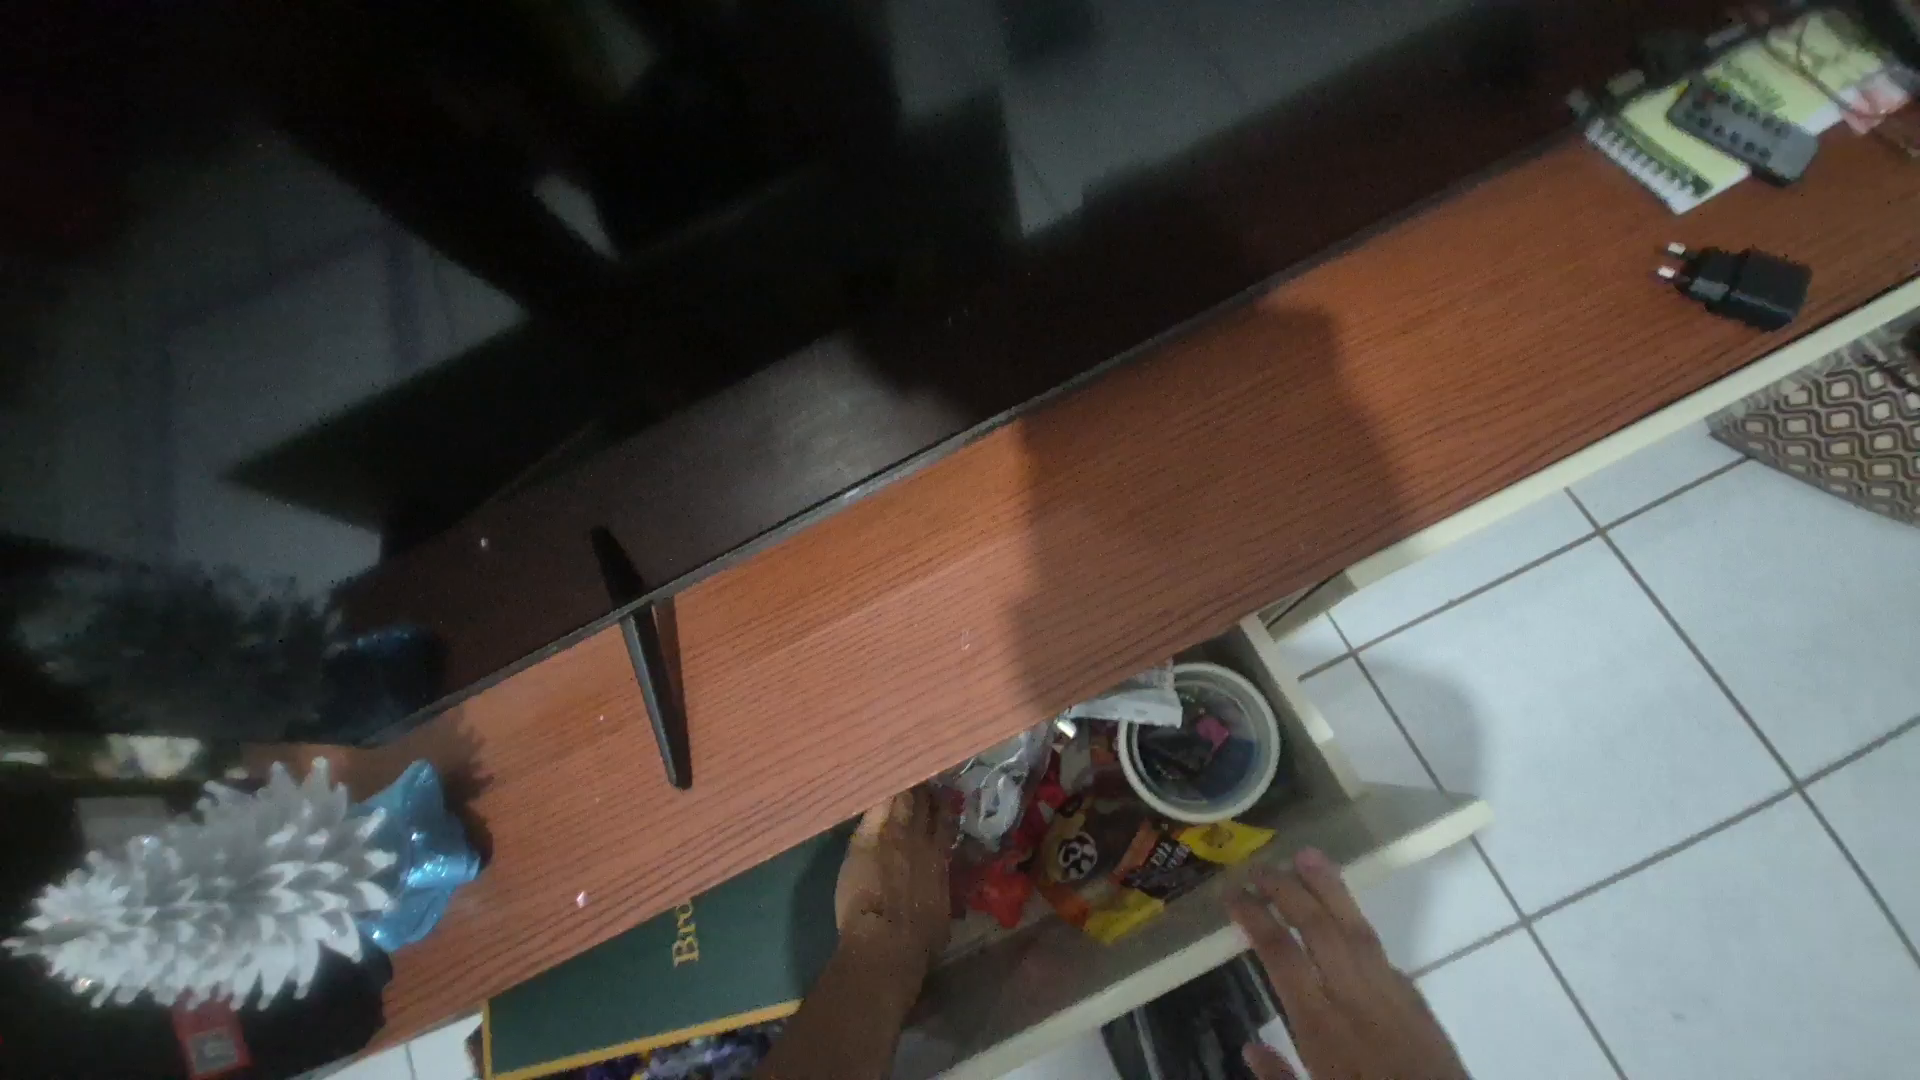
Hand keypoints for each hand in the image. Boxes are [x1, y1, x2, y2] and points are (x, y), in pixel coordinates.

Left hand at [836, 788, 954, 973]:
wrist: (887, 940)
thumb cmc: (920, 939)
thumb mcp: (943, 913)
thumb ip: (943, 890)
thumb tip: (945, 885)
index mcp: (940, 857)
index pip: (946, 821)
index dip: (945, 807)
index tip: (943, 796)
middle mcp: (920, 839)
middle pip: (925, 805)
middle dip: (924, 791)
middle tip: (920, 781)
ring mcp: (893, 835)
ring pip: (902, 799)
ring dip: (903, 788)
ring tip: (900, 779)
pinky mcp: (865, 839)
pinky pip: (874, 809)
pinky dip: (878, 798)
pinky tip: (877, 788)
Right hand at [1228, 848, 1468, 1079]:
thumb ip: (1281, 1078)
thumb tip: (1250, 1046)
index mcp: (1322, 1027)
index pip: (1281, 954)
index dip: (1255, 917)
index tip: (1233, 894)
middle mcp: (1355, 1001)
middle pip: (1318, 929)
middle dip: (1287, 891)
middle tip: (1260, 866)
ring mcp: (1391, 997)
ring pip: (1356, 929)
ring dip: (1329, 889)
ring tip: (1307, 854)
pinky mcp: (1417, 1003)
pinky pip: (1382, 953)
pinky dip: (1358, 925)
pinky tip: (1345, 911)